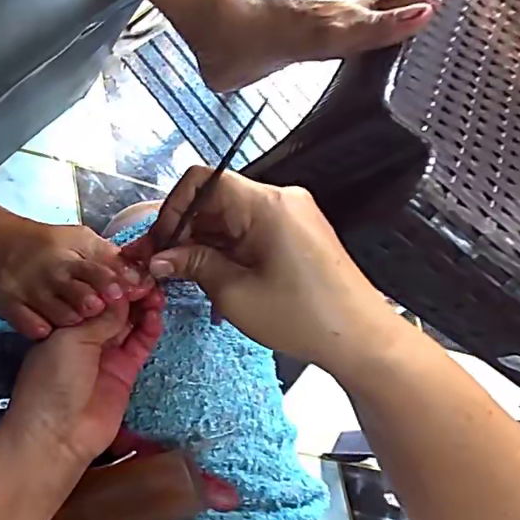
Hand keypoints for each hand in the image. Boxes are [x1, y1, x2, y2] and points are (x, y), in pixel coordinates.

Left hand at [3, 291, 163, 466]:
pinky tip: (156, 313)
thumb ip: (101, 317)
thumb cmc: (52, 383)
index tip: (131, 267)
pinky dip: (149, 328)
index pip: (92, 296)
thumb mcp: (72, 340)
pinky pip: (140, 344)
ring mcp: (106, 354)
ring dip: (143, 306)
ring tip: (156, 291)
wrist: (58, 434)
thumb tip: (124, 292)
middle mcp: (85, 336)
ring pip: (130, 323)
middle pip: (114, 307)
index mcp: (65, 323)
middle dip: (131, 290)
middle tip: (149, 276)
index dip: (112, 282)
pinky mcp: (124, 371)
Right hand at [119, 169, 397, 364]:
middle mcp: (280, 200)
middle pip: (213, 199)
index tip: (160, 241)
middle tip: (161, 264)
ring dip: (201, 242)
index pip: (202, 180)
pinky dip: (224, 248)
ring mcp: (289, 215)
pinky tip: (212, 275)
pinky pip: (246, 228)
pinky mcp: (293, 232)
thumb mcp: (234, 292)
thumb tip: (159, 257)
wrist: (359, 338)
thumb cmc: (306, 316)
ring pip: (227, 216)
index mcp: (266, 205)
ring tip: (184, 276)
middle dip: (183, 230)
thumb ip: (192, 265)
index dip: (172, 208)